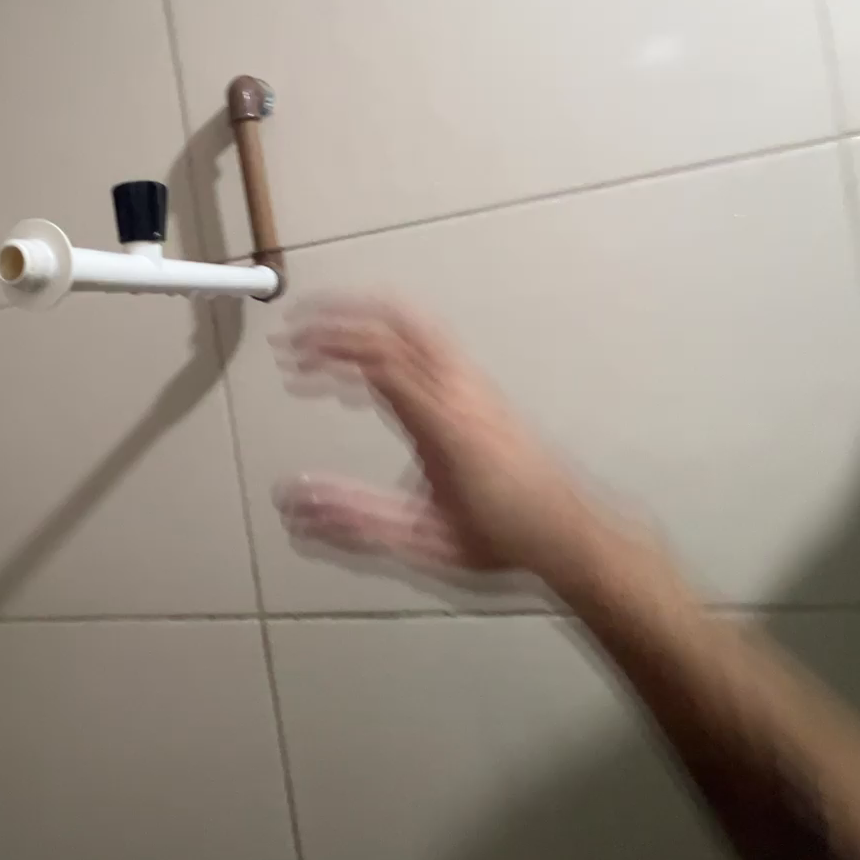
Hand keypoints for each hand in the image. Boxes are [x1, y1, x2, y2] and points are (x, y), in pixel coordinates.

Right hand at [273, 296, 607, 581]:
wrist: (571, 533)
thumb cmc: (500, 538)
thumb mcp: (421, 542)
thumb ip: (353, 521)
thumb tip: (293, 502)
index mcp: (444, 421)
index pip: (377, 359)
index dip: (326, 353)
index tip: (289, 365)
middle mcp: (459, 388)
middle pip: (392, 322)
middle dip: (334, 318)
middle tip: (293, 332)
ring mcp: (472, 381)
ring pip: (411, 321)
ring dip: (359, 318)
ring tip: (318, 331)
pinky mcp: (477, 385)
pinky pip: (423, 339)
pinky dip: (382, 334)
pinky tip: (362, 364)